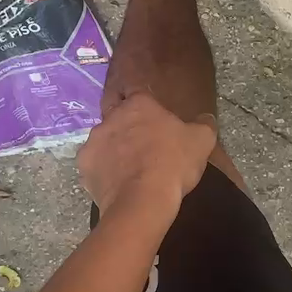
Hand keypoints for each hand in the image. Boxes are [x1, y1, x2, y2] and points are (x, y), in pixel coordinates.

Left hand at [77, 94, 217, 220]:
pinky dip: (102, 168)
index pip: (136, 89)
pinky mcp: (84, 165)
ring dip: (113, 145)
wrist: (142, 202)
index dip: (142, 99)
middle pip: (115, 111)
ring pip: (102, 137)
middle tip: (138, 137)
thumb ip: (204, 124)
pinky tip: (114, 180)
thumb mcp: (201, 141)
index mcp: (139, 104)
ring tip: (127, 164)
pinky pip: (93, 161)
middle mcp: (112, 116)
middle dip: (124, 120)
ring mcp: (94, 140)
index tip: (149, 111)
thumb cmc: (173, 163)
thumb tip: (206, 117)